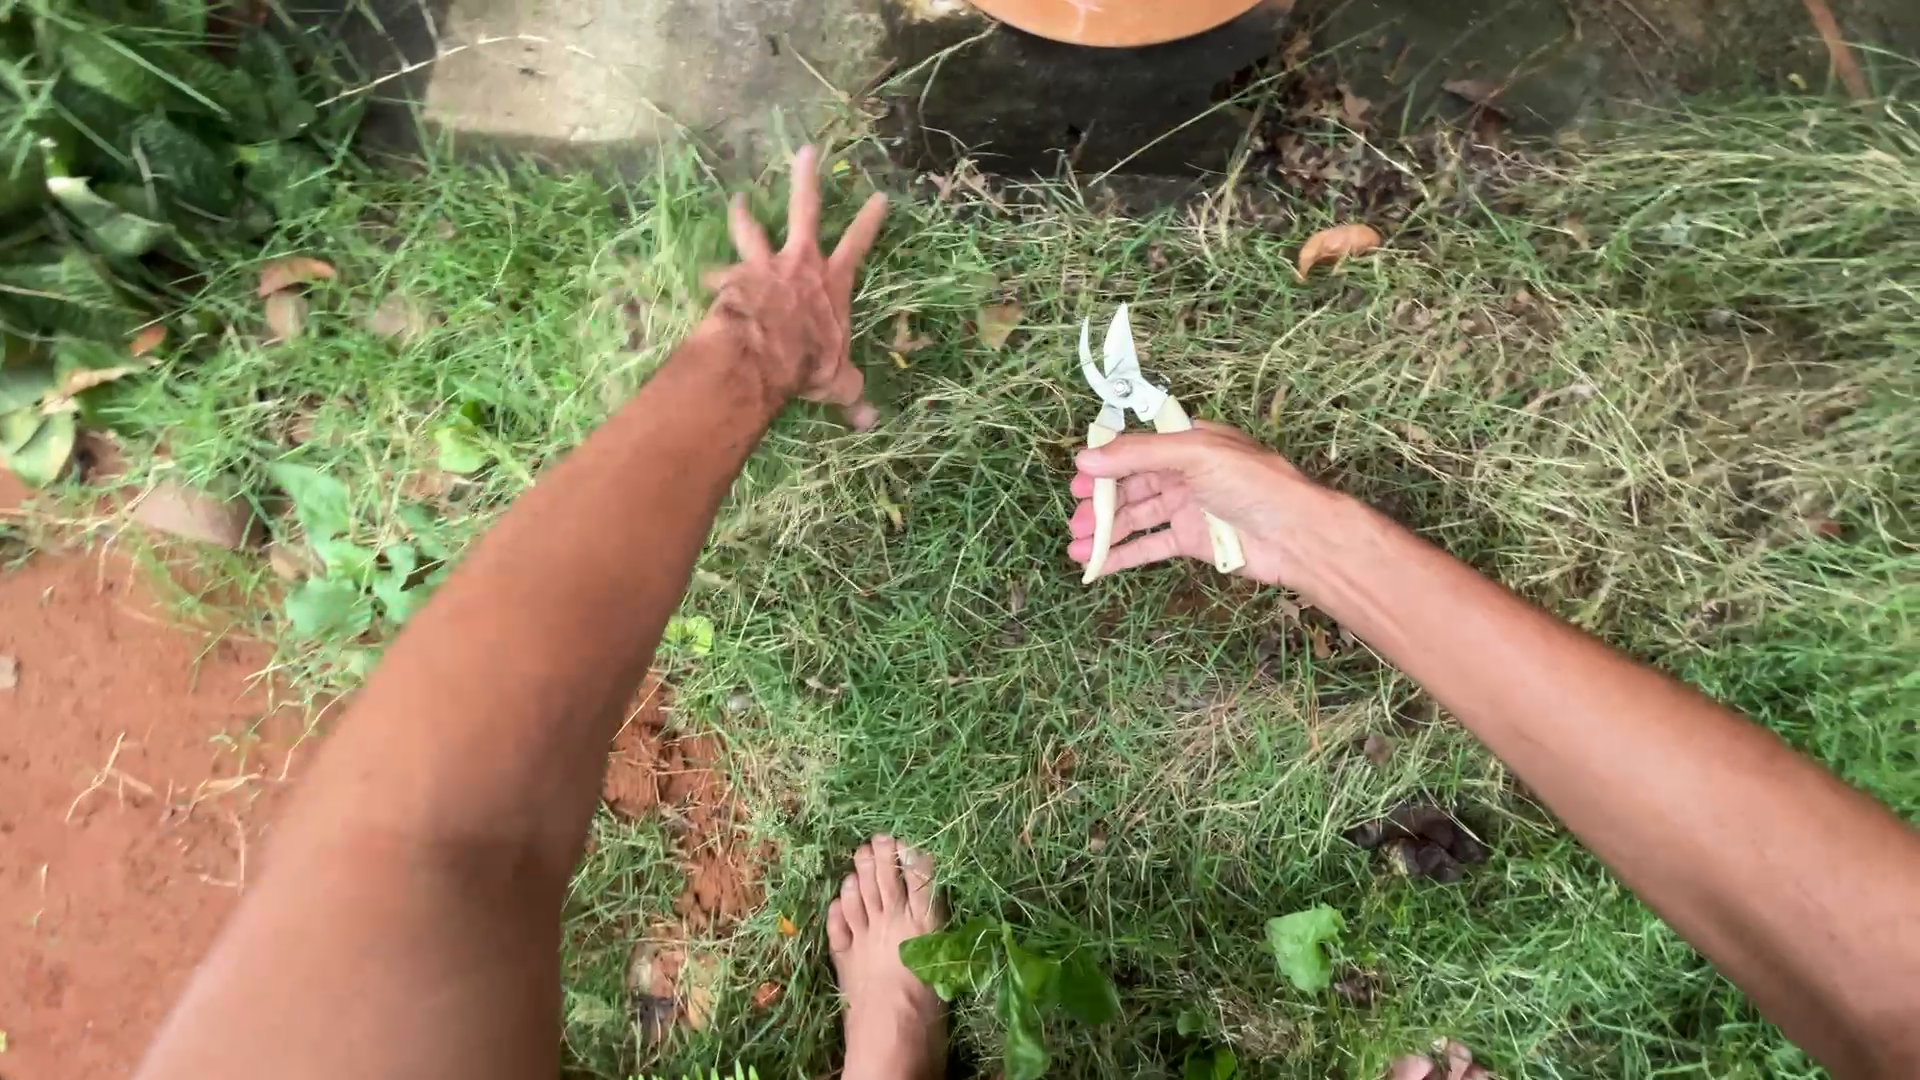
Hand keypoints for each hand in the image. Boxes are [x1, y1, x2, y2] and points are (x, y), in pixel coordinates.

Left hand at [704, 145, 889, 429]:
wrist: (764, 356)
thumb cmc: (809, 364)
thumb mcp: (839, 383)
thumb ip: (852, 397)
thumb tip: (869, 423)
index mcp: (832, 284)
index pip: (858, 244)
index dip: (870, 221)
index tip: (880, 197)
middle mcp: (799, 264)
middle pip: (805, 210)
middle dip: (806, 179)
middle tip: (805, 151)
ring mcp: (764, 267)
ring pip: (754, 229)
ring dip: (745, 215)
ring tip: (738, 200)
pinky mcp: (734, 280)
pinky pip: (721, 274)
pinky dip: (714, 276)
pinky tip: (704, 275)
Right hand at [1068, 420, 1334, 585]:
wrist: (1297, 535)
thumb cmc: (1253, 484)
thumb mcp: (1194, 455)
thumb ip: (1138, 454)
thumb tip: (1085, 458)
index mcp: (1186, 443)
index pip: (1135, 450)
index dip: (1104, 465)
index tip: (1077, 481)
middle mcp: (1182, 473)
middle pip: (1130, 487)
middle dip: (1100, 504)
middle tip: (1076, 521)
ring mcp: (1185, 507)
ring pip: (1135, 518)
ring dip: (1106, 532)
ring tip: (1078, 546)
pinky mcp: (1190, 540)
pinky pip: (1149, 546)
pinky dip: (1123, 555)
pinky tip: (1097, 565)